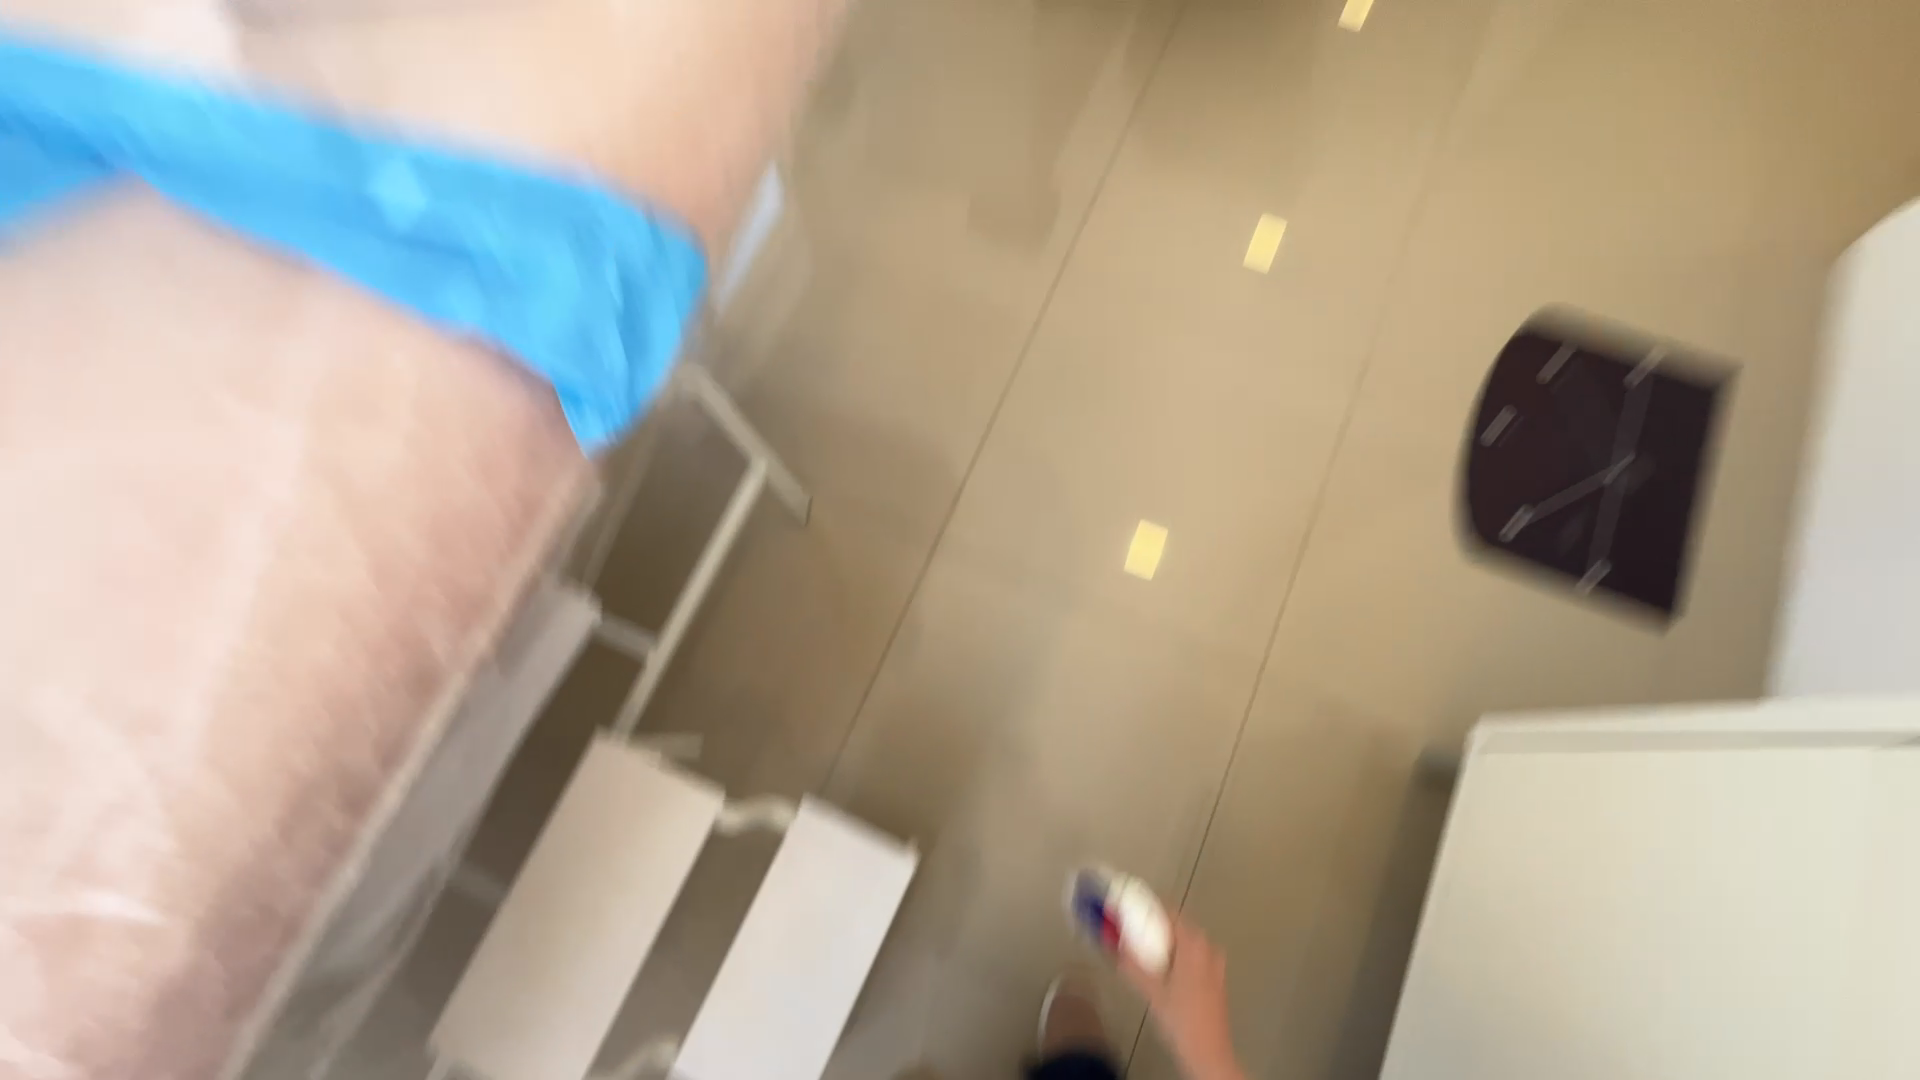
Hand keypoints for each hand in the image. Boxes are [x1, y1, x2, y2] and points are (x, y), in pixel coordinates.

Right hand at [1119, 917, 1245, 1079]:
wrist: (1208, 1053)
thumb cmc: (1180, 1018)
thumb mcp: (1149, 989)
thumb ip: (1129, 961)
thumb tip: (1110, 942)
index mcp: (1193, 944)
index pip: (1167, 911)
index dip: (1145, 907)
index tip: (1127, 906)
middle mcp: (1207, 947)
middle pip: (1176, 924)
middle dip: (1154, 924)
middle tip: (1132, 928)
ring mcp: (1214, 963)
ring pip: (1185, 940)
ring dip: (1165, 939)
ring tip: (1145, 947)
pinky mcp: (1216, 977)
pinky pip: (1193, 953)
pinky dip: (1177, 953)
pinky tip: (1163, 967)